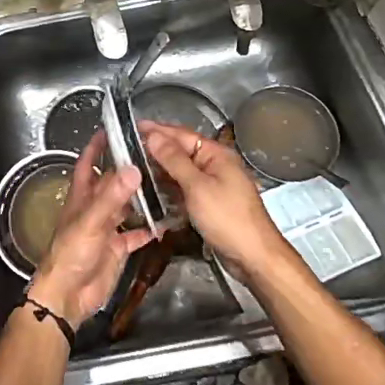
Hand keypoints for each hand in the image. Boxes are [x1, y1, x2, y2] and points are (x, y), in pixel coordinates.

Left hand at [27, 131, 155, 327]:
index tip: (112, 130)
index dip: (96, 146)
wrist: (67, 297)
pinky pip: (135, 234)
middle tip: (152, 156)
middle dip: (128, 170)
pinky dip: (148, 229)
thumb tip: (133, 169)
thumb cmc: (70, 254)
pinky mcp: (117, 249)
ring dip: (141, 198)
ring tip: (164, 184)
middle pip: (112, 183)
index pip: (88, 163)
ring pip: (126, 206)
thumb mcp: (91, 221)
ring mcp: (106, 228)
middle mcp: (94, 208)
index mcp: (81, 196)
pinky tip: (164, 223)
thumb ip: (112, 197)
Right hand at [140, 120, 290, 276]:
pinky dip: (171, 189)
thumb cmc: (228, 219)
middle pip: (182, 152)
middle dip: (158, 150)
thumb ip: (174, 160)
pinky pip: (187, 189)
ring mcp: (214, 185)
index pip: (182, 135)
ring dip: (162, 171)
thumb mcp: (197, 186)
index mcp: (216, 154)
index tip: (135, 127)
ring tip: (136, 169)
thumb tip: (154, 136)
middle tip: (130, 150)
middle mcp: (216, 165)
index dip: (158, 130)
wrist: (254, 257)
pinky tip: (154, 192)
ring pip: (183, 171)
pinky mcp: (211, 203)